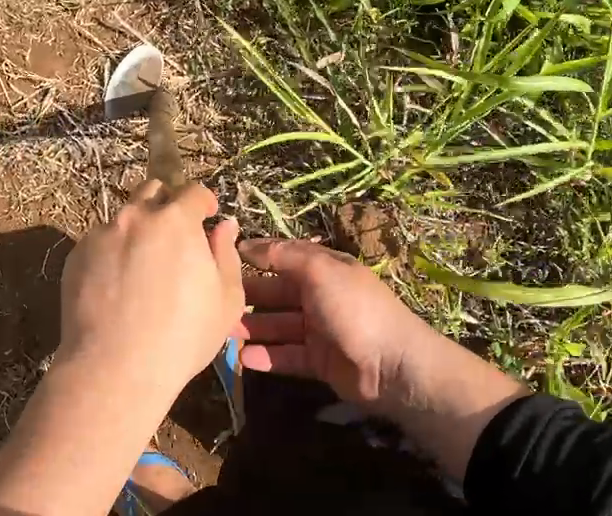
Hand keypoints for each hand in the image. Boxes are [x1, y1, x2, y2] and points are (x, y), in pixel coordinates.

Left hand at [57, 180, 243, 402]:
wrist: (115, 367)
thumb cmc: (181, 337)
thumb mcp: (225, 301)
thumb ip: (226, 254)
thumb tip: (225, 225)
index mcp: (176, 220)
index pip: (193, 191)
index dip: (203, 201)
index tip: (206, 215)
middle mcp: (136, 216)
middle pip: (153, 190)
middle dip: (166, 203)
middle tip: (173, 234)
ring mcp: (102, 233)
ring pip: (124, 217)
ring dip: (138, 230)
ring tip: (142, 267)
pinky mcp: (77, 254)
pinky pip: (100, 242)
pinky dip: (112, 253)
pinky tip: (116, 286)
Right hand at [236, 238, 441, 409]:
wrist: (395, 367)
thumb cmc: (355, 307)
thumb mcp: (320, 270)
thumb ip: (282, 255)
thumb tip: (246, 243)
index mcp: (324, 268)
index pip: (283, 257)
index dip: (256, 256)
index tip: (224, 258)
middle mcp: (320, 296)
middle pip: (277, 293)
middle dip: (249, 297)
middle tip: (217, 302)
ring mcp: (320, 330)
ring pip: (279, 326)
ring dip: (253, 328)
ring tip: (224, 333)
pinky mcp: (320, 362)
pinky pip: (287, 357)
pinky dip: (267, 358)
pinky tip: (244, 359)